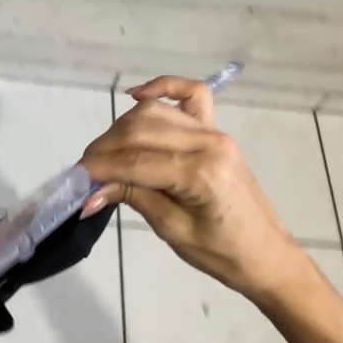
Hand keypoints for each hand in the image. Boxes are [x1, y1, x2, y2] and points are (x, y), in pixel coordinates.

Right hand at [80, 76, 306, 300]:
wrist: (267, 256)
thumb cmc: (222, 254)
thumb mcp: (172, 231)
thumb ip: (133, 197)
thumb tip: (89, 191)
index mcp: (201, 174)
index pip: (136, 161)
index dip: (100, 167)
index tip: (75, 179)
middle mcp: (209, 142)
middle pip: (141, 131)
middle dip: (105, 149)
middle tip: (85, 171)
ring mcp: (215, 132)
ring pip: (155, 113)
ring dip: (122, 128)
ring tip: (105, 155)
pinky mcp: (217, 131)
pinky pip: (191, 94)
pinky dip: (163, 86)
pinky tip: (136, 94)